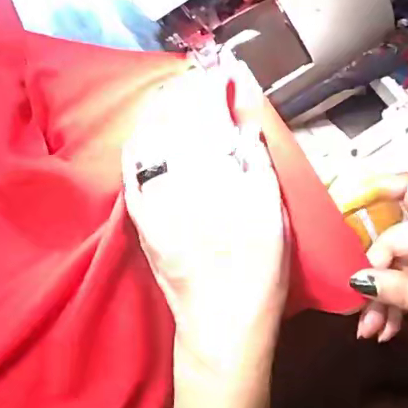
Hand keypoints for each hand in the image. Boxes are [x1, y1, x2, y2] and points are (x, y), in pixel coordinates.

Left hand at [122, 63, 287, 407]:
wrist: (221, 330)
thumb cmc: (259, 278)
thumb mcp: (275, 222)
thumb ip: (259, 170)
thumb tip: (247, 131)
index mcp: (224, 186)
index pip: (212, 125)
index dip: (213, 96)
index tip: (219, 78)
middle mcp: (187, 191)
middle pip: (178, 129)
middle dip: (184, 96)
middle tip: (193, 79)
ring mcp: (159, 208)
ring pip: (153, 148)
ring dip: (159, 115)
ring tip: (169, 96)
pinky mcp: (144, 224)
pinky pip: (133, 179)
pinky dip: (136, 151)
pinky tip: (143, 136)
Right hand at [345, 174, 407, 375]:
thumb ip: (398, 289)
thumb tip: (356, 281)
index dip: (377, 189)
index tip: (346, 206)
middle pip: (397, 240)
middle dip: (375, 275)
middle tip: (359, 308)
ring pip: (402, 269)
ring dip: (384, 298)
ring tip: (369, 331)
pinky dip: (400, 306)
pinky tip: (387, 332)